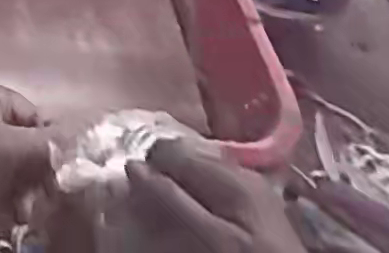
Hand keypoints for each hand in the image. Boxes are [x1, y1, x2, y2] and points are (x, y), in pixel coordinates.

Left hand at [0, 78, 52, 233]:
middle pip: (28, 143)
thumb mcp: (9, 149)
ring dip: (24, 192)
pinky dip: (9, 199)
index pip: (37, 117)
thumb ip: (48, 143)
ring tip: (20, 211)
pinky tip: (9, 214)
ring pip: (17, 167)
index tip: (59, 177)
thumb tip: (89, 137)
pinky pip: (2, 181)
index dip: (51, 147)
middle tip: (37, 199)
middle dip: (36, 175)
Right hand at [124, 141, 303, 252]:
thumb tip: (132, 165)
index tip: (135, 195)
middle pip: (184, 157)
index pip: (171, 150)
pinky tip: (192, 217)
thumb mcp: (213, 240)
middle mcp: (239, 169)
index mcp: (229, 173)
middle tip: (147, 206)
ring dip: (176, 186)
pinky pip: (212, 185)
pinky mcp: (255, 203)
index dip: (149, 167)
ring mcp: (249, 186)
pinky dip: (194, 195)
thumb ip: (174, 200)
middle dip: (162, 175)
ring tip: (167, 213)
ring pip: (196, 170)